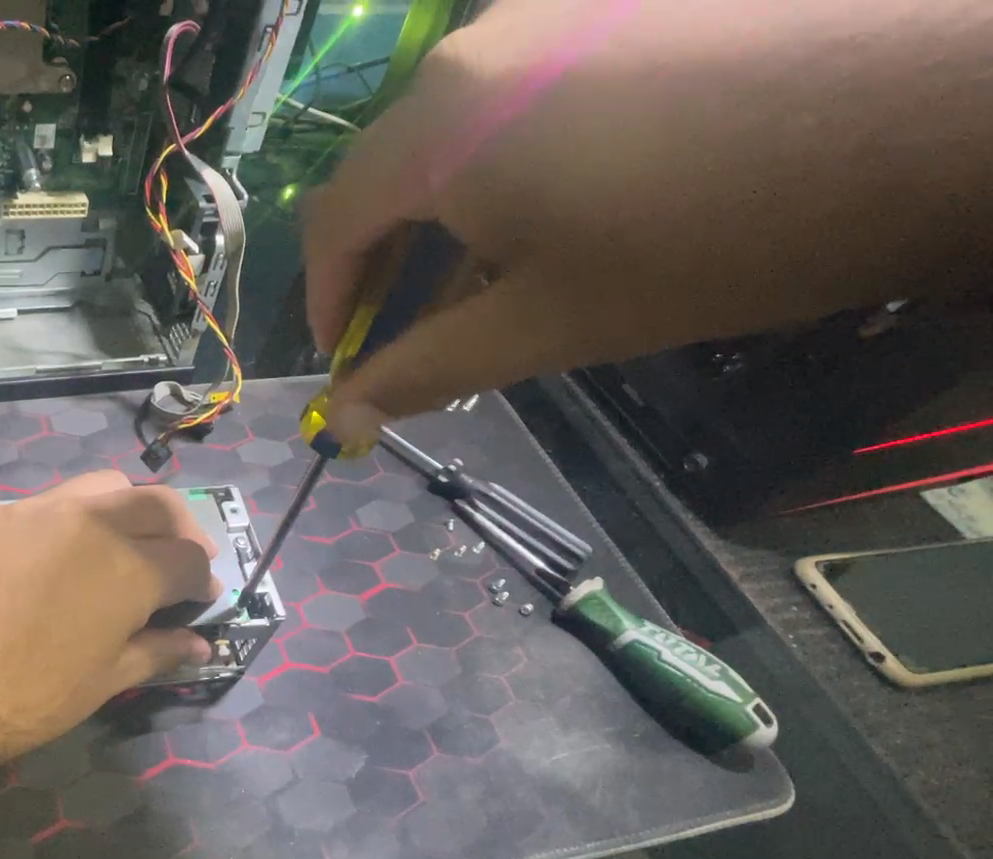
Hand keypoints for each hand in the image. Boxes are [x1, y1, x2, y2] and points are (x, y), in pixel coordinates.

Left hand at [0, 472, 220, 765]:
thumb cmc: (27, 698)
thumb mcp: (104, 681)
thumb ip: (159, 651)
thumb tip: (199, 644)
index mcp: (128, 567)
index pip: (190, 557)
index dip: (202, 580)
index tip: (197, 597)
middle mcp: (89, 521)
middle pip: (156, 502)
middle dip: (178, 529)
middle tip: (174, 559)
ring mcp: (35, 508)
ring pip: (99, 487)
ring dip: (123, 511)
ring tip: (116, 546)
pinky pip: (41, 505)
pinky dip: (63, 524)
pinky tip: (47, 558)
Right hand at [305, 0, 992, 446]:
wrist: (953, 97)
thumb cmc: (715, 238)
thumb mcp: (545, 325)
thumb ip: (423, 370)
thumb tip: (346, 422)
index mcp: (440, 128)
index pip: (331, 220)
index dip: (323, 297)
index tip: (345, 355)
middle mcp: (474, 46)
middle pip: (387, 171)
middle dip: (383, 260)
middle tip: (408, 325)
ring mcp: (549, 7)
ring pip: (451, 130)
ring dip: (444, 213)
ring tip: (490, 270)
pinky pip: (517, 90)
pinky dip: (503, 160)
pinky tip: (558, 199)